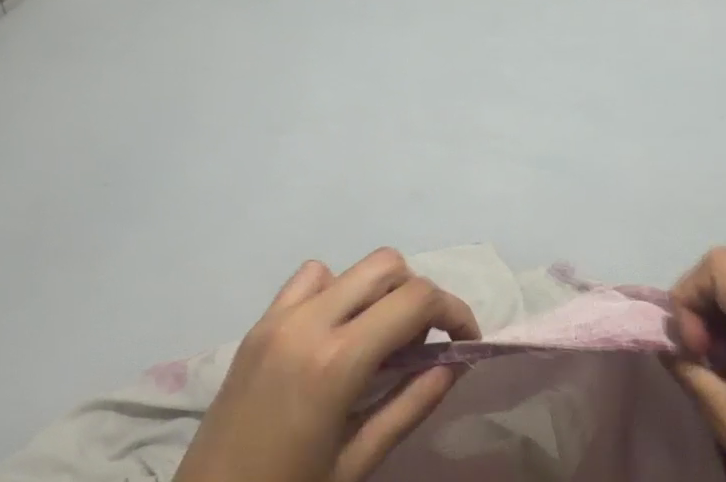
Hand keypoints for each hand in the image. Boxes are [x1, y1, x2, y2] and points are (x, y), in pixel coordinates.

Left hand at [172, 248, 479, 481]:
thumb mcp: (358, 461)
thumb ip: (410, 404)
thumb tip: (454, 364)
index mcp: (337, 361)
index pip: (415, 299)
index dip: (454, 311)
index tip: (467, 341)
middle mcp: (308, 322)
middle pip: (387, 265)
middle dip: (419, 294)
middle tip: (423, 343)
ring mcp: (278, 317)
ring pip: (351, 267)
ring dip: (378, 292)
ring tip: (379, 341)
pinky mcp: (258, 323)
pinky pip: (310, 278)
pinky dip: (336, 290)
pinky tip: (336, 332)